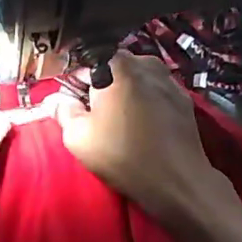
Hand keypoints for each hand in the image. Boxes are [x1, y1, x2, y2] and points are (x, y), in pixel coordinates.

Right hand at [56, 51, 222, 224]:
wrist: (175, 180)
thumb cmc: (121, 155)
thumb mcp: (77, 137)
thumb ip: (63, 111)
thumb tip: (56, 100)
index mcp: (117, 68)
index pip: (87, 61)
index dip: (76, 81)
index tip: (73, 102)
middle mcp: (146, 65)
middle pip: (115, 67)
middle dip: (103, 86)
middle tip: (95, 115)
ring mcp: (169, 80)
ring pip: (137, 79)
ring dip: (126, 94)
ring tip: (120, 122)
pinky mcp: (184, 99)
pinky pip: (156, 92)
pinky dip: (146, 103)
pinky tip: (142, 127)